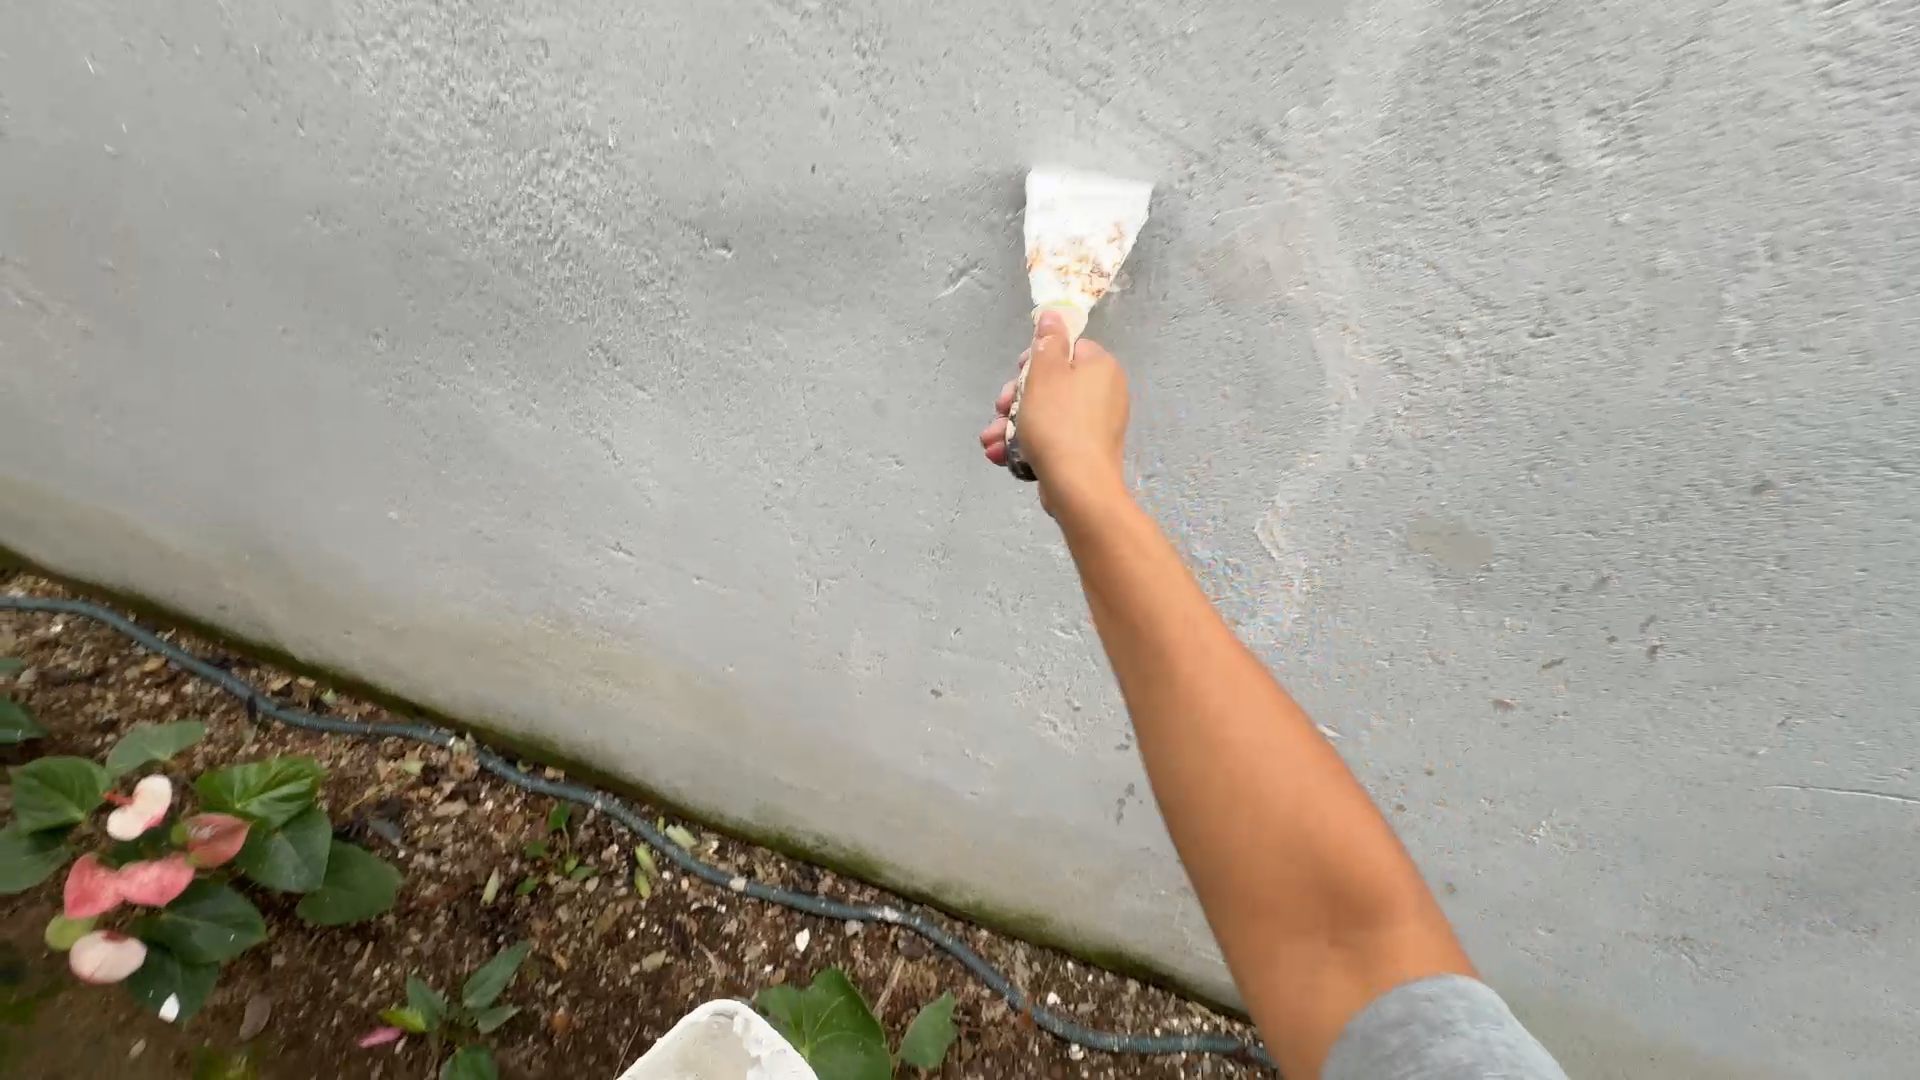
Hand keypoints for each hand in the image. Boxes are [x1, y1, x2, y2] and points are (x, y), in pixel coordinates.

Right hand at [979, 309, 1129, 514]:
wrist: (1077, 486)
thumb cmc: (1058, 422)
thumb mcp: (1045, 373)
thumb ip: (1047, 341)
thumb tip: (1053, 313)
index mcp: (1100, 367)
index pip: (1068, 350)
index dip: (1036, 361)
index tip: (1017, 376)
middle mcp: (1104, 393)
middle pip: (1052, 385)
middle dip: (1015, 400)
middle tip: (999, 409)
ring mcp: (1095, 426)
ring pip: (1046, 416)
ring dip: (1012, 426)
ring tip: (990, 441)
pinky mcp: (1084, 453)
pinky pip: (1053, 439)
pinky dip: (1027, 445)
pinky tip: (1001, 455)